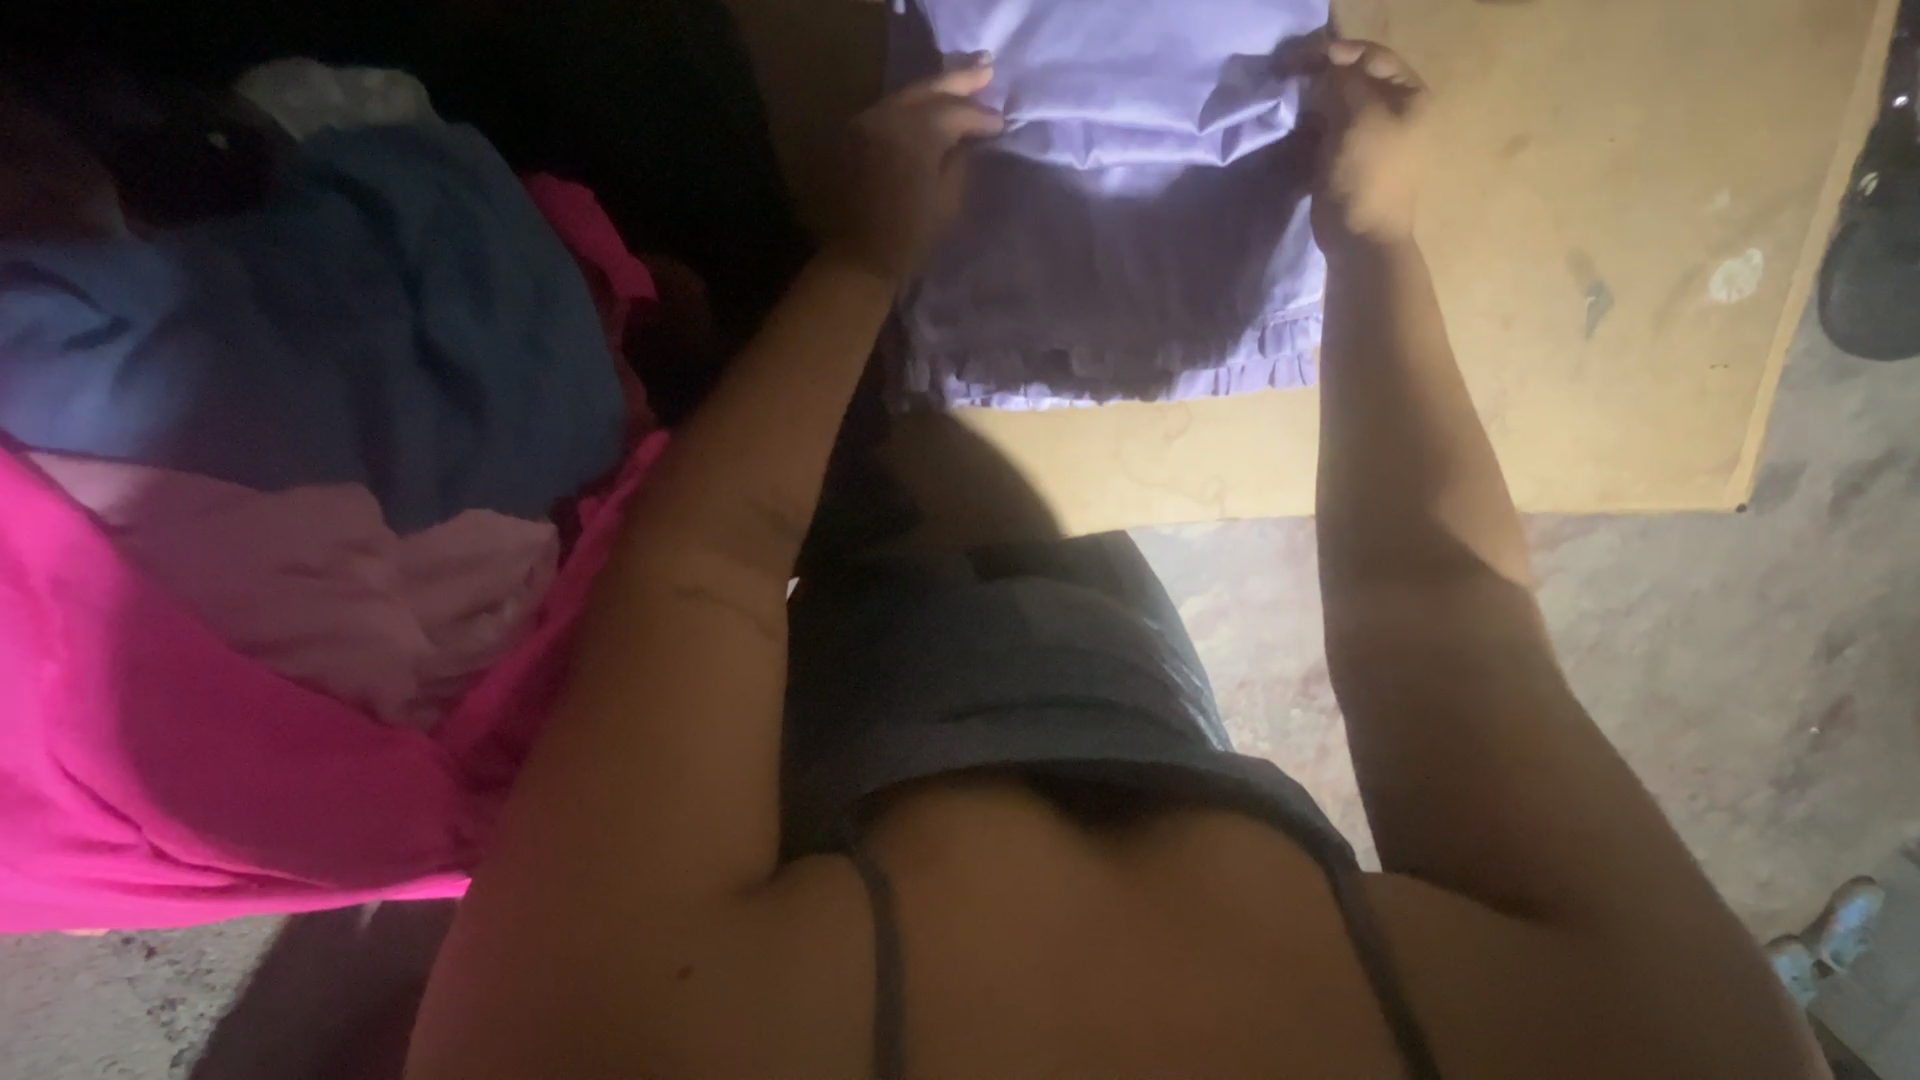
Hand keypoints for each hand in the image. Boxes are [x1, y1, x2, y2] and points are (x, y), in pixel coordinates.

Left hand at [826, 63, 1004, 281]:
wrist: (859, 257)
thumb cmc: (909, 238)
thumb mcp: (947, 200)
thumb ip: (959, 160)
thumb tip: (967, 138)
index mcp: (915, 135)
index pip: (955, 112)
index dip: (981, 116)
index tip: (1001, 123)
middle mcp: (888, 117)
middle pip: (930, 89)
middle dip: (960, 81)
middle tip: (987, 69)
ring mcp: (867, 121)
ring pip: (908, 95)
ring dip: (937, 90)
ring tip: (963, 82)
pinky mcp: (855, 133)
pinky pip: (891, 109)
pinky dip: (914, 105)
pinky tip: (931, 105)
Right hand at [1301, 38, 1430, 253]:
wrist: (1360, 240)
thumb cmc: (1366, 175)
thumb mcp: (1358, 116)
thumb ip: (1340, 82)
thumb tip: (1320, 67)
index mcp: (1409, 96)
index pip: (1371, 56)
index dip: (1334, 52)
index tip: (1296, 59)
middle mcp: (1393, 113)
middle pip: (1351, 82)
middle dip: (1317, 81)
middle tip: (1285, 83)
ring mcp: (1368, 141)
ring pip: (1333, 111)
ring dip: (1307, 109)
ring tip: (1285, 113)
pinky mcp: (1345, 165)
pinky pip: (1323, 138)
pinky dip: (1305, 135)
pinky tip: (1290, 139)